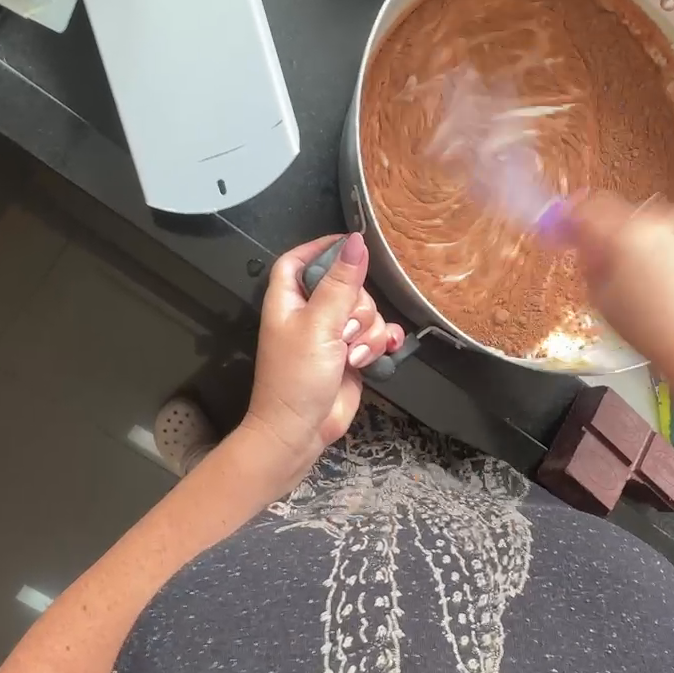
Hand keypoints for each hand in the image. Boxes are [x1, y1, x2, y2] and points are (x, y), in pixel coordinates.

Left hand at [239, 233, 403, 476]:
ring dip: (370, 333)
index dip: (322, 247)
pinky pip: (379, 336)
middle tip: (347, 331)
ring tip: (353, 356)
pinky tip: (383, 353)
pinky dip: (384, 343)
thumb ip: (341, 283)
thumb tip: (356, 242)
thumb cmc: (297, 377)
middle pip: (347, 285)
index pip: (301, 258)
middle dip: (359, 307)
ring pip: (368, 312)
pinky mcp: (353, 355)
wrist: (301, 430)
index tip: (351, 243)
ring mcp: (334, 335)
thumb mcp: (319, 324)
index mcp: (290, 299)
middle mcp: (311, 313)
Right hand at [556, 198, 673, 383]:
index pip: (591, 207)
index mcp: (625, 235)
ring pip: (662, 225)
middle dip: (620, 236)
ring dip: (653, 242)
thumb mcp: (601, 300)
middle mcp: (661, 221)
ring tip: (657, 280)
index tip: (569, 231)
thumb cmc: (647, 330)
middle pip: (629, 217)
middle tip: (618, 267)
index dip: (575, 217)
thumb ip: (590, 262)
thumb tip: (585, 245)